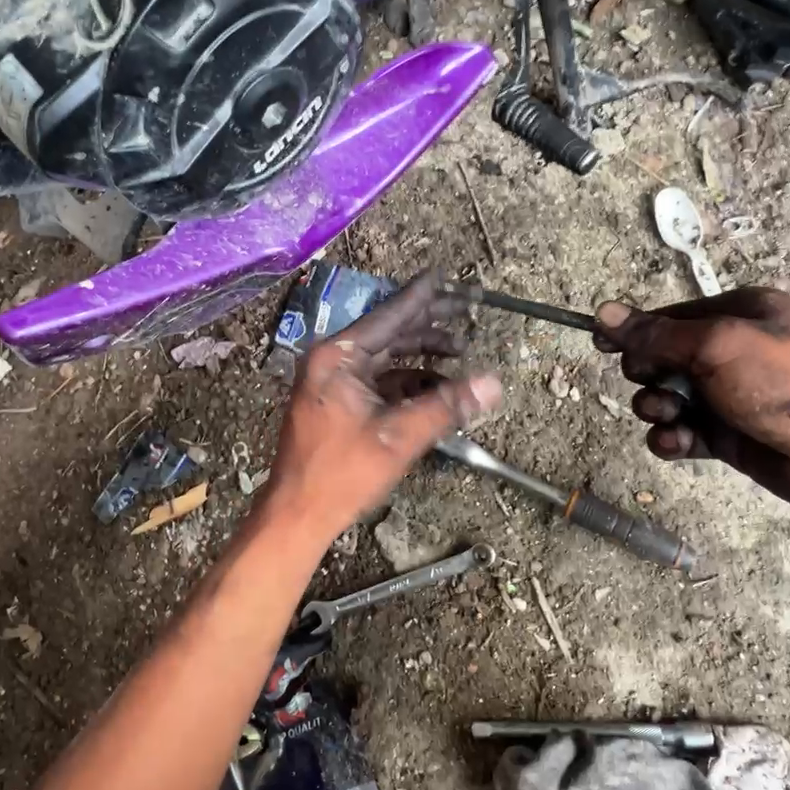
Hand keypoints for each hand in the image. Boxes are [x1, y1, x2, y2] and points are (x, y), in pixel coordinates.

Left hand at [264, 272, 502, 542]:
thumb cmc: (341, 473)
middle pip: (389, 332)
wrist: (297, 513)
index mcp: (338, 356)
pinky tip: (436, 387)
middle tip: (465, 310)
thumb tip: (492, 383)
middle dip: (428, 325)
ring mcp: (333, 383)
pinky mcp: (338, 404)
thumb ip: (447, 406)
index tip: (444, 276)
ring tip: (459, 352)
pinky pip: (379, 382)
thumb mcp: (399, 437)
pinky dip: (407, 382)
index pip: (389, 316)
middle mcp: (332, 361)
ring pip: (385, 358)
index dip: (421, 297)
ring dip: (421, 355)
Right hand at [592, 288, 789, 522]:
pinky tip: (675, 444)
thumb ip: (657, 333)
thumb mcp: (720, 346)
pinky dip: (671, 439)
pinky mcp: (732, 440)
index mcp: (738, 314)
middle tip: (654, 383)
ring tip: (668, 417)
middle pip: (662, 358)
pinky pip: (684, 434)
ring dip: (656, 408)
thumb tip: (602, 312)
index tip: (599, 345)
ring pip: (668, 398)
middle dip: (647, 373)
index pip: (668, 317)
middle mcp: (734, 352)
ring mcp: (733, 398)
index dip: (633, 332)